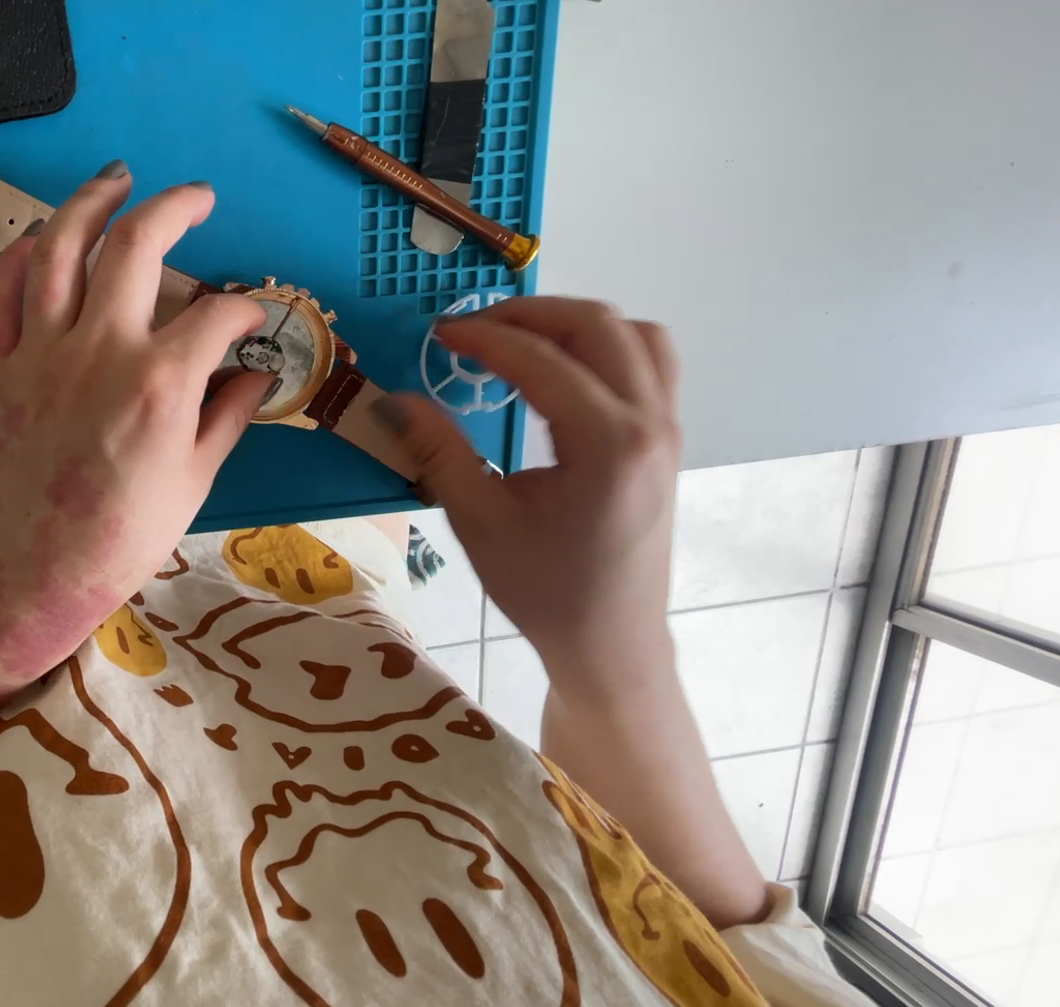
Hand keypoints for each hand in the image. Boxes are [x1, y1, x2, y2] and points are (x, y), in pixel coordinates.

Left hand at [0, 162, 274, 675]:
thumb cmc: (127, 532)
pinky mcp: (1, 366)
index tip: (251, 319)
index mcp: (161, 381)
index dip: (246, 310)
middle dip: (177, 207)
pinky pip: (1, 292)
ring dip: (92, 201)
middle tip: (196, 198)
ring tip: (116, 179)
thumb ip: (231, 413)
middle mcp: (101, 349)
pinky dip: (19, 257)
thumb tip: (258, 375)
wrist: (44, 565)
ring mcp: (43, 351)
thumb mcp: (197, 475)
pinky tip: (42, 239)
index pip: (218, 314)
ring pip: (61, 246)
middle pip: (139, 244)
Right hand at [377, 297, 682, 704]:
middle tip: (471, 329)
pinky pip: (647, 362)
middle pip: (598, 325)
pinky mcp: (666, 439)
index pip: (542, 359)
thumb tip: (393, 401)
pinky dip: (602, 346)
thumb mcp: (478, 522)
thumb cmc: (542, 589)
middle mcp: (649, 420)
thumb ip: (437, 452)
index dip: (484, 336)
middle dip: (528, 313)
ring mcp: (667, 427)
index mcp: (606, 442)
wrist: (609, 640)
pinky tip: (560, 372)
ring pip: (634, 335)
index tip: (438, 334)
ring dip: (572, 323)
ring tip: (516, 340)